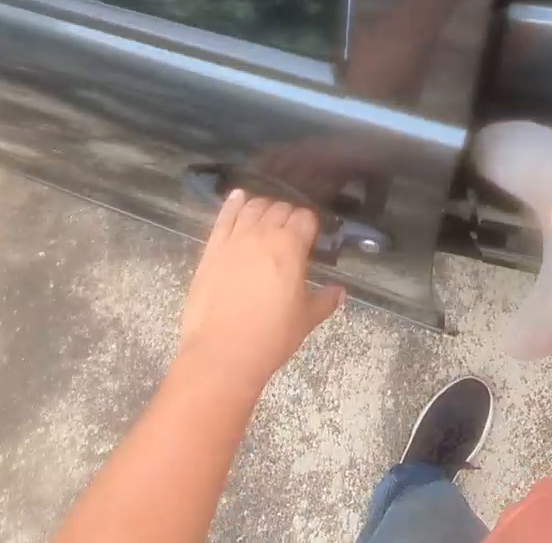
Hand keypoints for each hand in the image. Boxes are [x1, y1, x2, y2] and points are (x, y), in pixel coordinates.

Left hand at [177, 190, 344, 389]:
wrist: (221, 354)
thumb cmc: (271, 337)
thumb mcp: (306, 319)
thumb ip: (326, 300)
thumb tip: (340, 292)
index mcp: (291, 246)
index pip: (306, 218)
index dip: (311, 225)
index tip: (311, 237)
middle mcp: (263, 234)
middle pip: (280, 208)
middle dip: (289, 215)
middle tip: (292, 232)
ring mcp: (234, 240)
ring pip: (253, 208)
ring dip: (265, 207)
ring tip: (269, 216)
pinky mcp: (212, 250)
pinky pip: (224, 218)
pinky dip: (233, 204)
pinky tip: (238, 196)